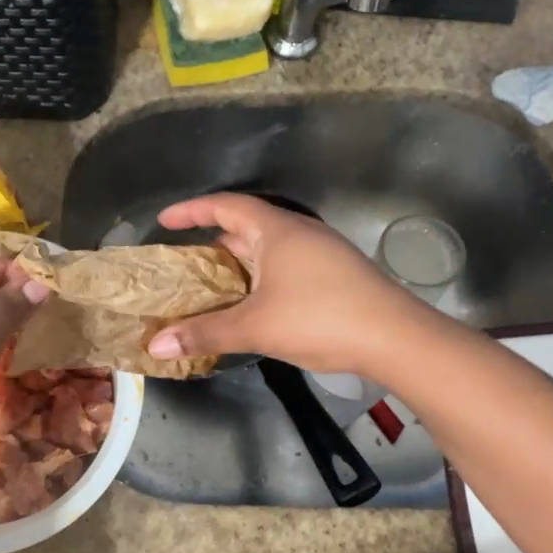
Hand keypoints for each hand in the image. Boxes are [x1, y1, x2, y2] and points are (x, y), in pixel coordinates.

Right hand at [145, 194, 434, 374]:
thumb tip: (155, 345)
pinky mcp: (336, 275)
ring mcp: (322, 253)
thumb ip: (205, 333)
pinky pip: (287, 266)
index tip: (166, 221)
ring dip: (240, 265)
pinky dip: (262, 279)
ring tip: (215, 290)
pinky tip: (256, 306)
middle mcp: (299, 232)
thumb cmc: (320, 319)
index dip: (192, 210)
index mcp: (276, 230)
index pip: (226, 206)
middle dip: (214, 244)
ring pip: (269, 250)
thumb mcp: (255, 327)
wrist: (396, 338)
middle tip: (187, 268)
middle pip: (247, 228)